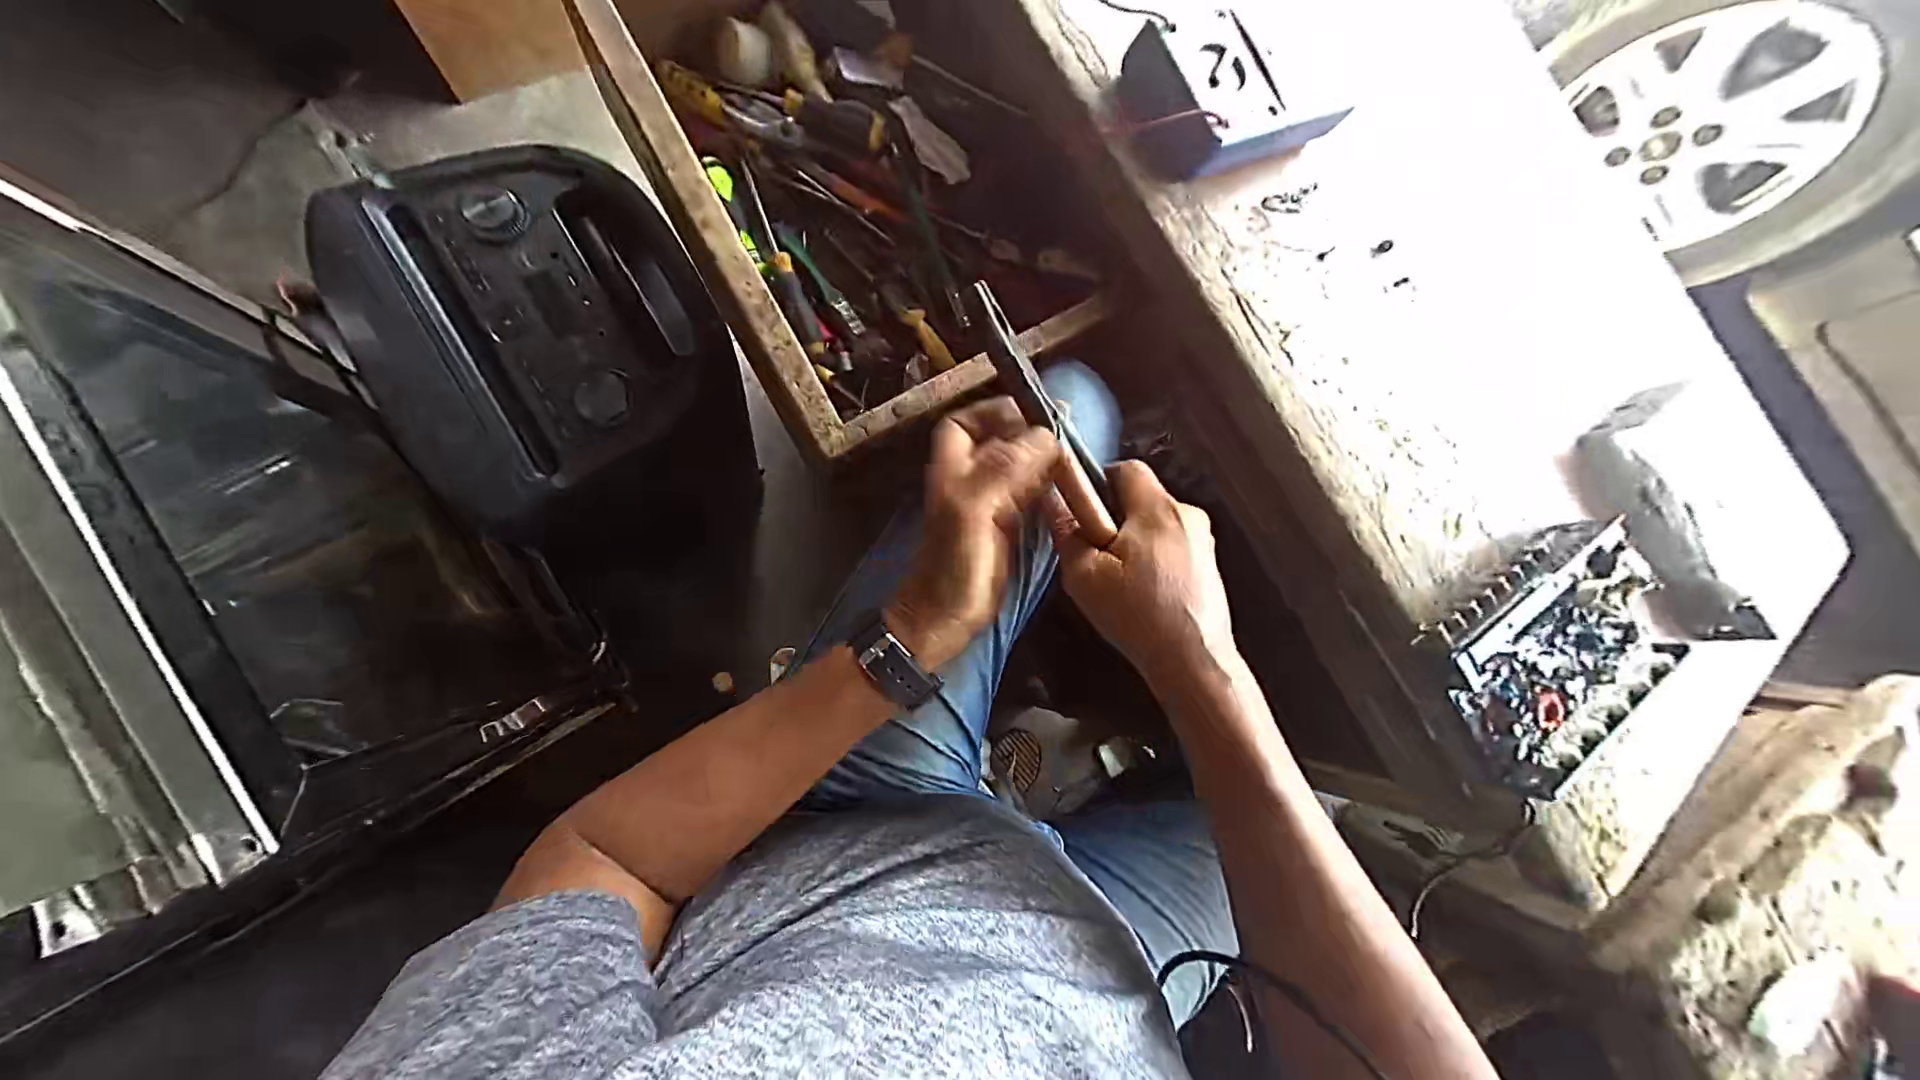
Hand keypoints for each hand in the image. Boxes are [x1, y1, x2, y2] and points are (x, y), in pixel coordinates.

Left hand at [887, 398, 1059, 669]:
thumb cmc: (954, 564)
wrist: (948, 615)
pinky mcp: (1007, 526)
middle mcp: (970, 480)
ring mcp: (989, 504)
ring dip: (1042, 456)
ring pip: (1017, 466)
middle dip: (1027, 431)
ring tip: (1071, 450)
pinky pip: (1029, 494)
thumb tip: (1044, 433)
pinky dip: (1047, 484)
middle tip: (1064, 428)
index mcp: (953, 469)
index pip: (965, 422)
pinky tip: (1066, 481)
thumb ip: (1005, 468)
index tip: (1029, 411)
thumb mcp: (974, 509)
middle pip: (998, 442)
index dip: (992, 411)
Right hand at [1049, 460, 1236, 689]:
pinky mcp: (1210, 564)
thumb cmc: (1136, 614)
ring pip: (1157, 523)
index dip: (1099, 482)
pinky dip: (1157, 559)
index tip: (1085, 513)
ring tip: (1123, 580)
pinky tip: (1147, 592)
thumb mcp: (1084, 576)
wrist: (1193, 660)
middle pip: (1141, 497)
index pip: (1126, 468)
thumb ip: (1067, 532)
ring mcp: (1204, 540)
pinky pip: (1174, 545)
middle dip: (1117, 518)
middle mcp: (1187, 513)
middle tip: (1098, 555)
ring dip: (1137, 541)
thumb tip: (1052, 499)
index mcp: (1157, 508)